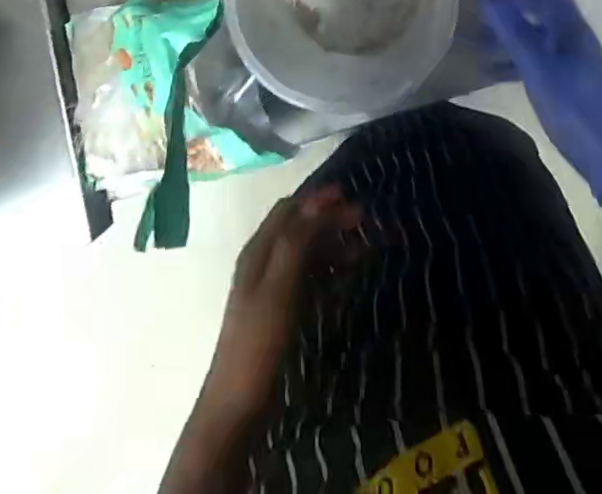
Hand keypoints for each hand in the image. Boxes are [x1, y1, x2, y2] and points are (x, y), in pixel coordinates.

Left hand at [198, 185, 363, 421]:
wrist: (237, 406)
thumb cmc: (258, 343)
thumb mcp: (279, 288)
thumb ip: (296, 242)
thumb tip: (317, 201)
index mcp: (258, 251)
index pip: (289, 210)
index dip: (318, 199)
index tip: (351, 195)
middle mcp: (263, 262)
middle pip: (299, 228)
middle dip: (330, 219)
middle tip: (364, 220)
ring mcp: (272, 287)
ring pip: (307, 252)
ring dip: (333, 244)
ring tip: (364, 247)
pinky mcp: (282, 310)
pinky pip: (309, 279)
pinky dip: (329, 271)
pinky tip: (348, 277)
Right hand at [477, 0, 601, 221]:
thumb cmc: (574, 109)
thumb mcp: (539, 68)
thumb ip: (513, 31)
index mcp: (572, 29)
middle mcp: (573, 38)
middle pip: (541, 7)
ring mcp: (571, 61)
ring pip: (535, 34)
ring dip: (507, 29)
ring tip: (475, 33)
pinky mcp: (566, 82)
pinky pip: (535, 58)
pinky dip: (512, 57)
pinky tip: (489, 68)